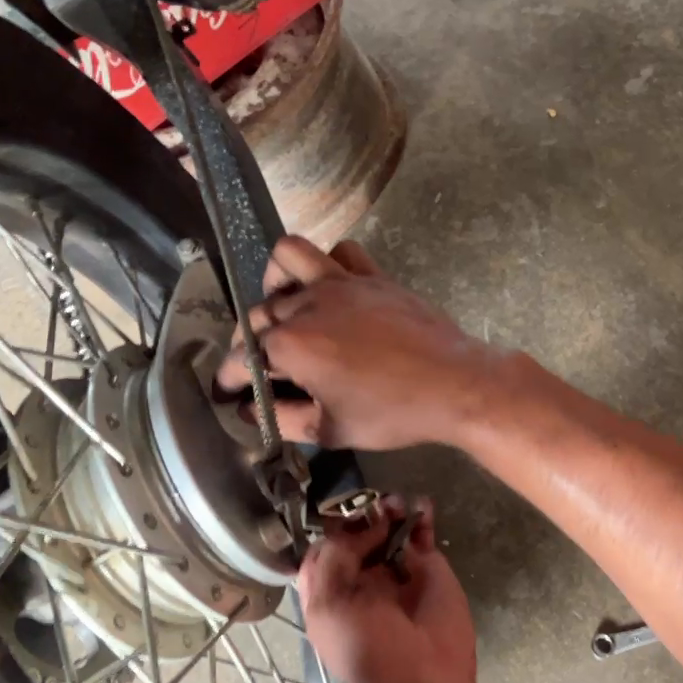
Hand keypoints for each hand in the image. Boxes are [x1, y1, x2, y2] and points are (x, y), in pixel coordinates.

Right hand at [216, 237, 508, 449]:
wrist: (454, 384)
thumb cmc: (392, 412)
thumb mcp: (330, 431)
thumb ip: (282, 420)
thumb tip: (252, 413)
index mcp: (291, 345)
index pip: (242, 358)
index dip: (229, 378)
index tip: (227, 391)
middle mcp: (309, 304)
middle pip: (261, 312)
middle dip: (249, 340)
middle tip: (260, 365)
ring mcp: (343, 283)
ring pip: (290, 258)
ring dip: (276, 279)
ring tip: (284, 304)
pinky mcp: (374, 276)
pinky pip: (342, 252)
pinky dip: (329, 262)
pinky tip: (332, 287)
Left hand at [297, 496, 475, 682]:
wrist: (421, 676)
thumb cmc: (366, 645)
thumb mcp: (329, 605)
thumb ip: (333, 558)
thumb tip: (365, 526)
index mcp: (329, 593)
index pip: (324, 550)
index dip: (330, 530)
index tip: (341, 511)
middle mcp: (360, 579)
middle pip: (357, 534)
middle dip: (362, 515)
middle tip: (372, 504)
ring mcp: (396, 571)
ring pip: (389, 529)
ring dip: (390, 510)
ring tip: (395, 504)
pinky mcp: (428, 567)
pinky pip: (422, 533)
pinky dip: (422, 516)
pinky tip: (421, 506)